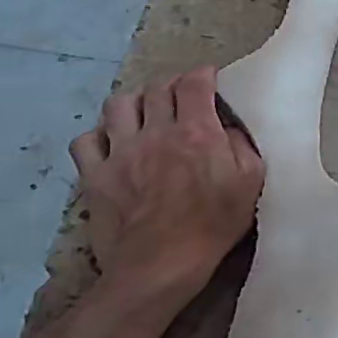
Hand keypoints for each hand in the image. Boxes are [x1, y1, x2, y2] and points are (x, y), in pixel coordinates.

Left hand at [69, 67, 263, 305]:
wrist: (161, 263)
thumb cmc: (216, 221)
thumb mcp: (252, 179)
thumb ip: (242, 145)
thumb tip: (228, 126)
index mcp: (197, 133)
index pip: (194, 84)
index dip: (204, 74)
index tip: (211, 78)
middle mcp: (155, 134)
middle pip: (157, 90)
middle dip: (174, 85)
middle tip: (185, 95)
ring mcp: (119, 154)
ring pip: (118, 106)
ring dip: (137, 102)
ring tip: (148, 112)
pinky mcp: (93, 176)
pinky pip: (86, 140)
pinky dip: (101, 133)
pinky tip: (115, 141)